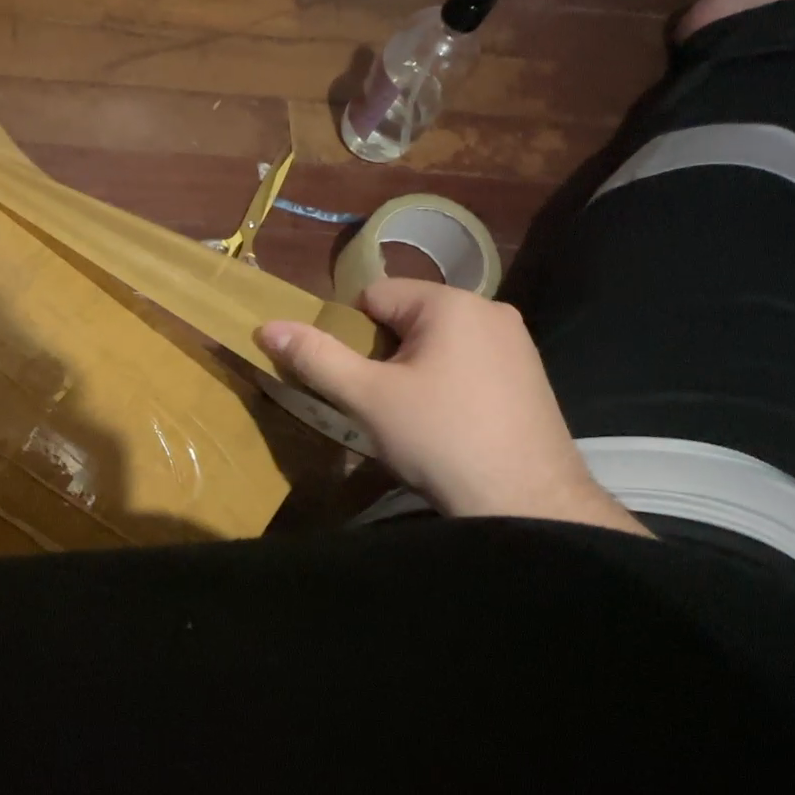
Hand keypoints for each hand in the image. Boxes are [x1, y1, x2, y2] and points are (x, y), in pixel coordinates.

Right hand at [257, 278, 648, 535]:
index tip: (346, 377)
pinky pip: (466, 364)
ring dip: (410, 372)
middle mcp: (490, 310)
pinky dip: (444, 385)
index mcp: (451, 304)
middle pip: (406, 318)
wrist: (525, 500)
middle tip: (372, 403)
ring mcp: (516, 344)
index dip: (347, 333)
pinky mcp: (528, 376)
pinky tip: (442, 426)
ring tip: (405, 419)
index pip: (374, 295)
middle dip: (380, 355)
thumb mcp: (367, 398)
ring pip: (436, 344)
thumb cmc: (439, 439)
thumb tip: (267, 327)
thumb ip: (316, 358)